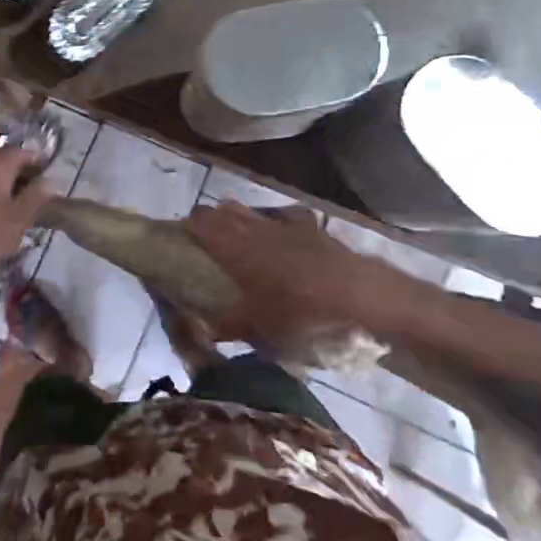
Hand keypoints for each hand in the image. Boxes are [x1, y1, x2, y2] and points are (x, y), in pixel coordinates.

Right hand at [186, 202, 436, 345]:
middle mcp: (255, 227)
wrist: (360, 296)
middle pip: (223, 209)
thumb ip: (227, 325)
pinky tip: (282, 236)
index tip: (180, 239)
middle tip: (207, 242)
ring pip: (252, 210)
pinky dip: (278, 224)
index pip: (200, 222)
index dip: (187, 226)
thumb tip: (203, 330)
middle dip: (211, 220)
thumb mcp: (259, 327)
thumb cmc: (301, 312)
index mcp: (235, 247)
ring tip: (240, 240)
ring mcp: (285, 224)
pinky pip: (286, 217)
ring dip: (241, 219)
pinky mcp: (312, 227)